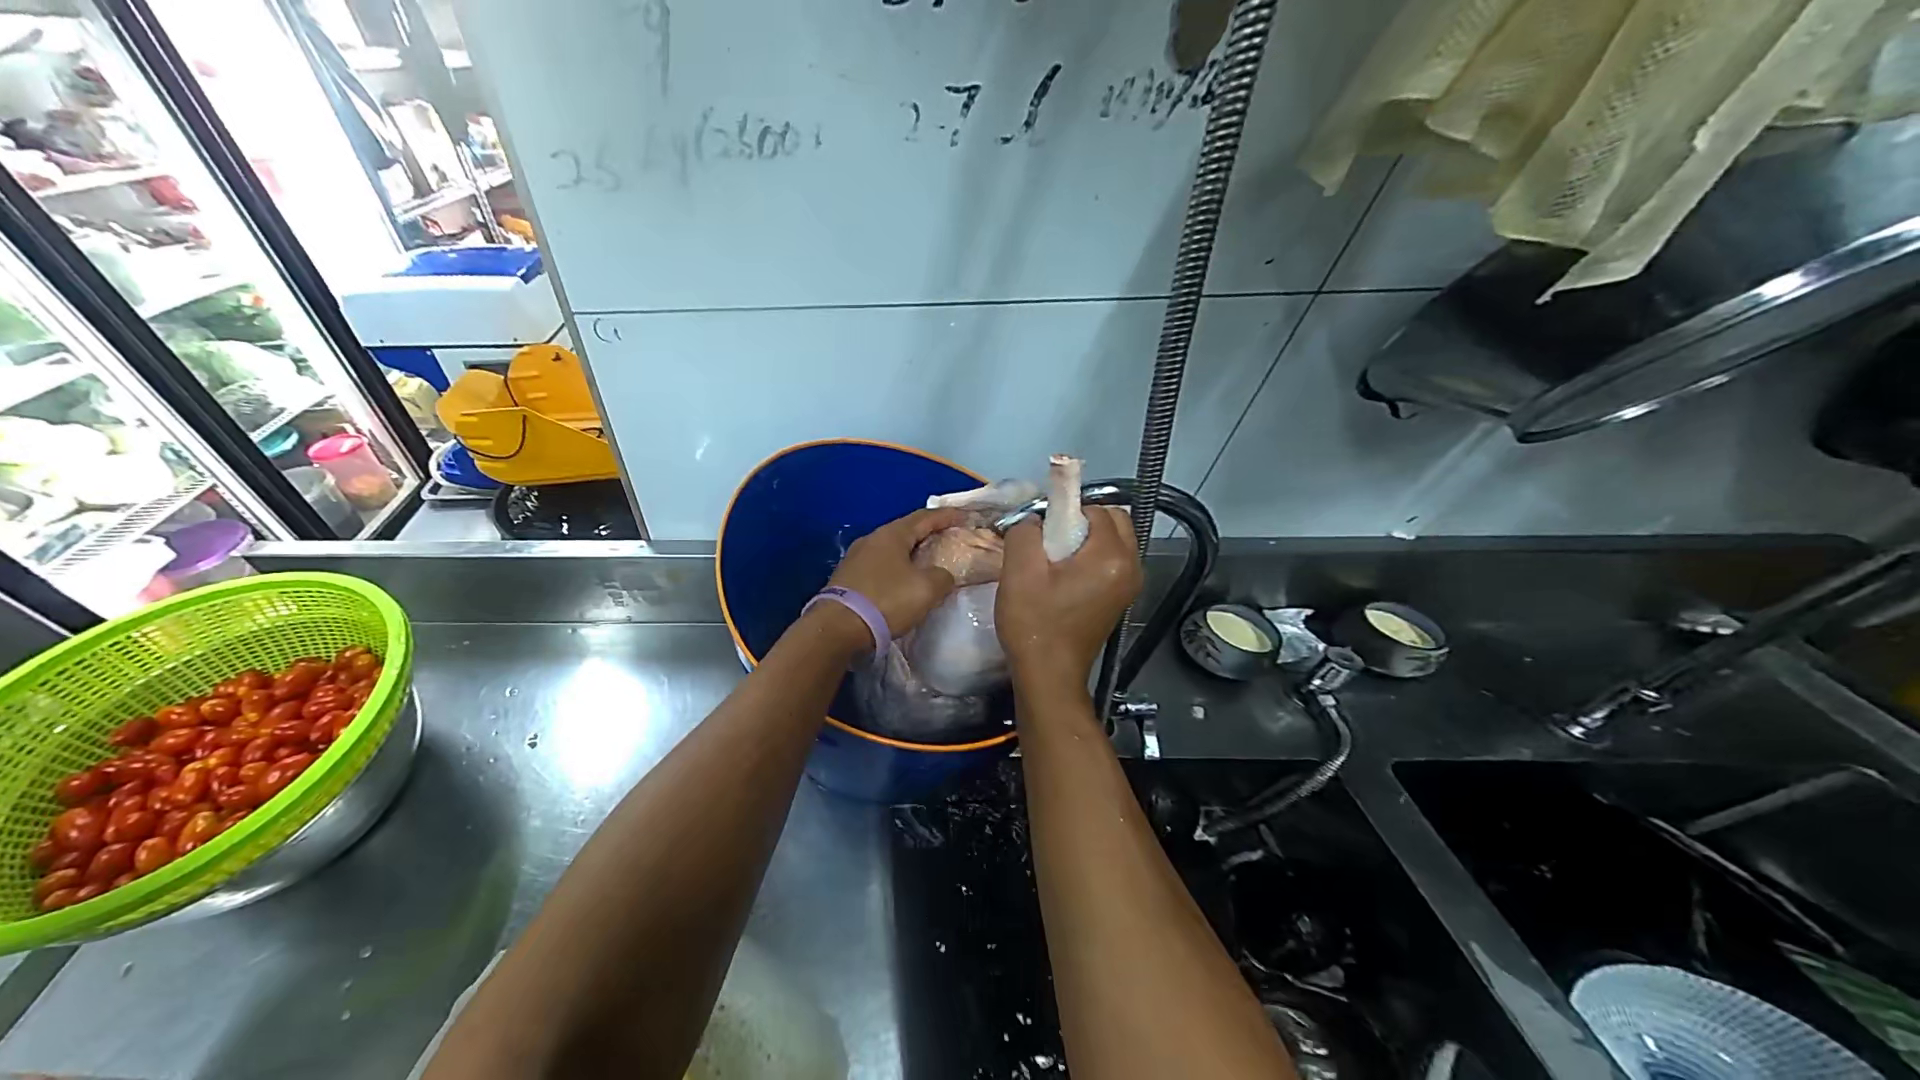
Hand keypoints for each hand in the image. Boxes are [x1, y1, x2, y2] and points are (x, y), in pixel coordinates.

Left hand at [827, 507, 967, 640]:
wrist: (838, 628)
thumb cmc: (886, 601)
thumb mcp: (926, 589)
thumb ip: (943, 577)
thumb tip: (941, 576)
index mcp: (891, 535)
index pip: (925, 517)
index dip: (947, 516)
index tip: (965, 517)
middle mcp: (871, 540)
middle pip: (906, 531)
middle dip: (928, 534)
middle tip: (948, 538)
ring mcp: (855, 558)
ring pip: (891, 550)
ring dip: (911, 553)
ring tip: (927, 561)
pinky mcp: (847, 578)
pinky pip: (880, 566)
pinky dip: (896, 569)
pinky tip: (903, 581)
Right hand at [995, 507, 1142, 691]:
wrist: (1049, 675)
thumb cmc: (1035, 623)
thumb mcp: (1019, 571)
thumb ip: (1025, 531)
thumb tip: (1034, 519)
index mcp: (1112, 556)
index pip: (1096, 509)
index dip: (1066, 513)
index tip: (1043, 535)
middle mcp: (1132, 566)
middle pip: (1114, 520)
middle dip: (1083, 523)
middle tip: (1052, 546)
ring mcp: (1131, 585)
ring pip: (1114, 541)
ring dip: (1087, 541)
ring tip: (1056, 564)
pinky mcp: (1121, 598)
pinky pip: (1112, 562)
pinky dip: (1092, 560)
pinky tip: (1065, 580)